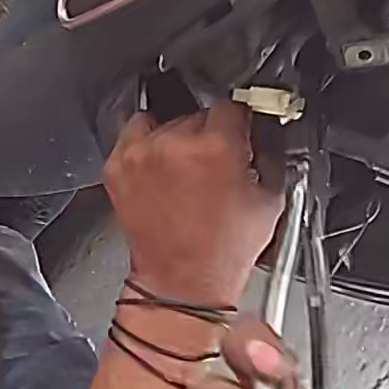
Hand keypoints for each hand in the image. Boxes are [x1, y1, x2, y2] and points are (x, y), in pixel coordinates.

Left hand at [104, 101, 283, 308]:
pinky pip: (135, 134)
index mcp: (217, 146)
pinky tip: (162, 170)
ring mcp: (142, 153)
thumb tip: (265, 132)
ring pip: (167, 122)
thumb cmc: (223, 249)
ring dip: (178, 140)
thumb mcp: (269, 199)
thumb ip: (269, 154)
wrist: (182, 282)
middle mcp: (176, 143)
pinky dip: (148, 145)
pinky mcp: (119, 165)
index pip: (232, 106)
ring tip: (185, 173)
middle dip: (210, 135)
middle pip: (199, 114)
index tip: (239, 131)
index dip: (240, 122)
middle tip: (214, 165)